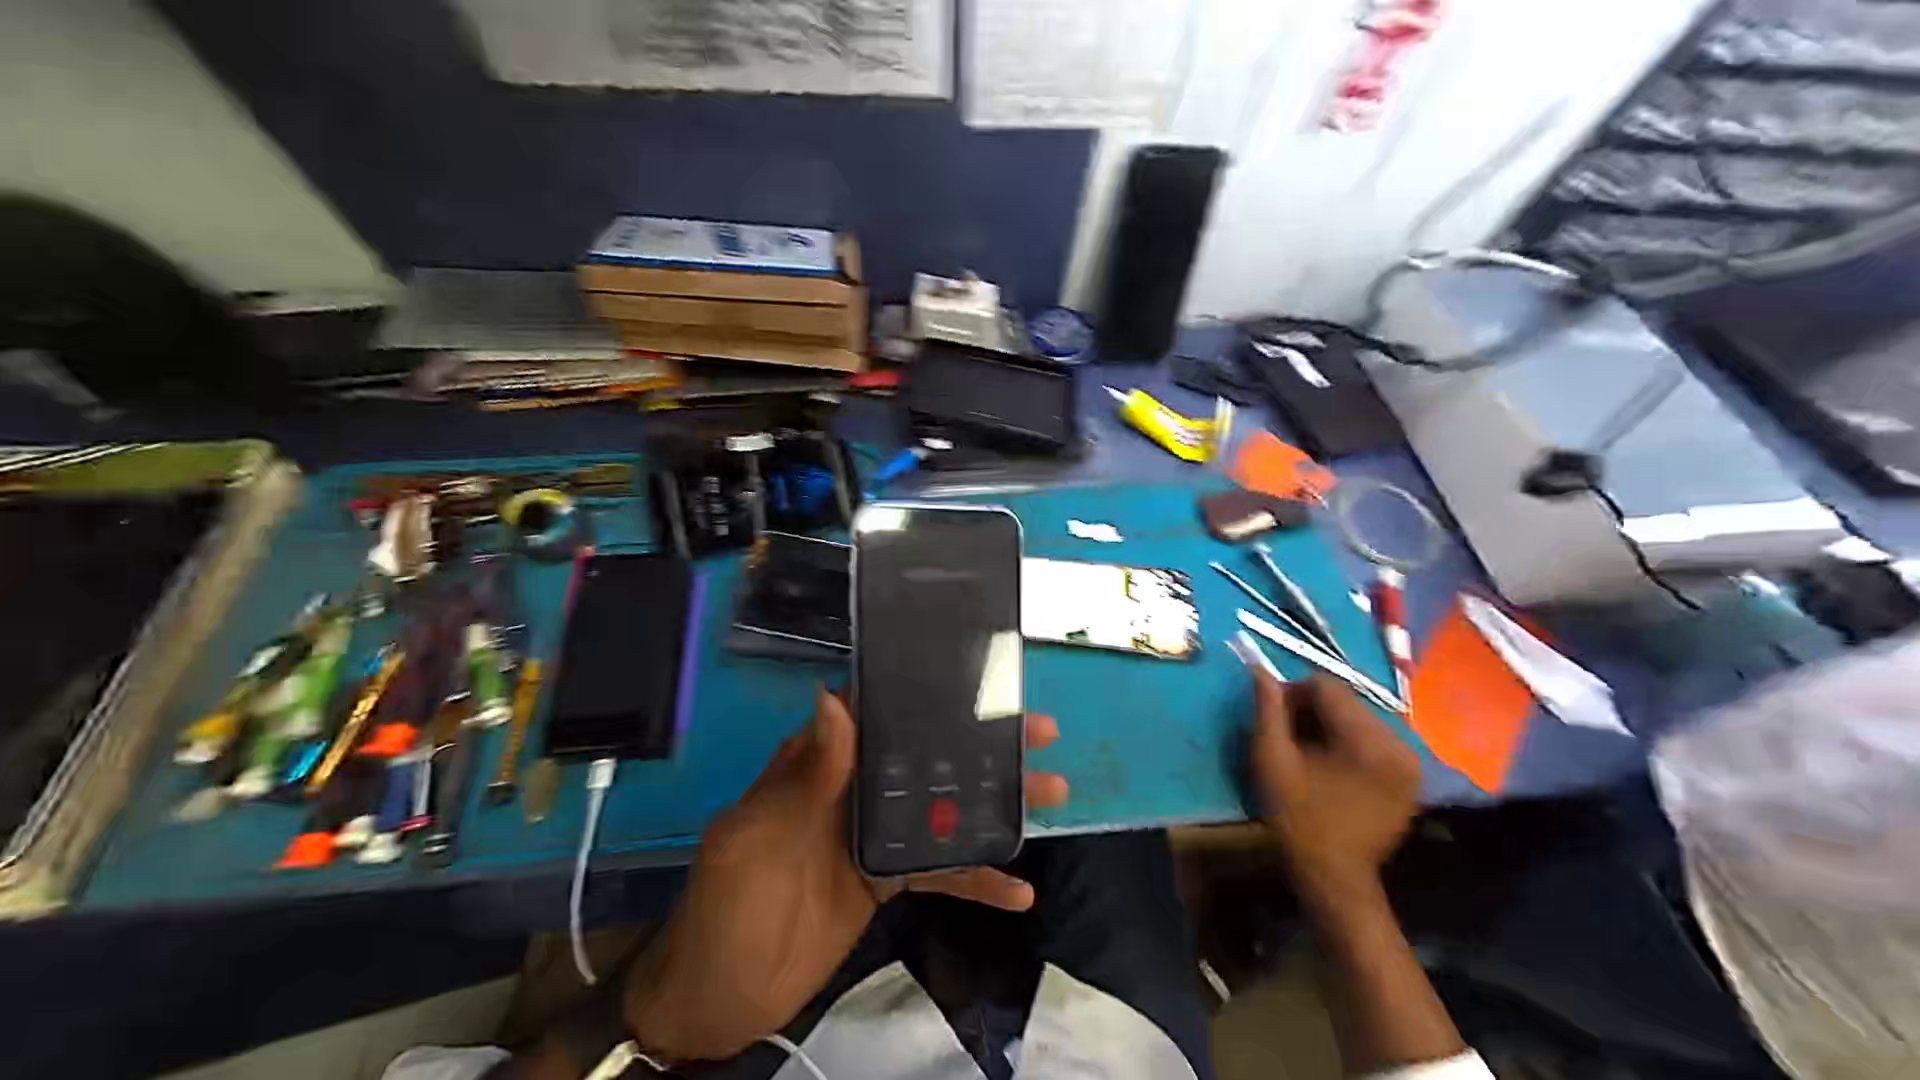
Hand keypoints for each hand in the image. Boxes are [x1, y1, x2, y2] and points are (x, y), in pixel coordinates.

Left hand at [625, 689, 1067, 1061]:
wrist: (719, 1000)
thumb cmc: (726, 908)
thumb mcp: (754, 838)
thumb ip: (801, 776)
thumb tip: (833, 699)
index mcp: (818, 766)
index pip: (877, 716)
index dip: (926, 696)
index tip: (980, 684)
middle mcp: (852, 790)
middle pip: (924, 757)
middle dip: (981, 743)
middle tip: (1039, 733)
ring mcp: (873, 835)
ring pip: (942, 808)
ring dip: (993, 803)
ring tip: (1050, 793)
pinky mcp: (886, 879)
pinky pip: (939, 869)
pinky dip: (976, 877)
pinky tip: (1018, 888)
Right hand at [1249, 672, 1419, 900]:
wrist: (1335, 875)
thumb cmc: (1297, 818)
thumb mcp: (1271, 761)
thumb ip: (1268, 711)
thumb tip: (1260, 671)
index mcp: (1368, 741)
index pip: (1327, 686)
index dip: (1293, 694)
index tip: (1275, 719)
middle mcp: (1399, 743)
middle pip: (1346, 700)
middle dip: (1313, 709)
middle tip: (1289, 736)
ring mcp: (1410, 761)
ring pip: (1360, 716)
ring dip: (1331, 724)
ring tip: (1310, 752)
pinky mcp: (1411, 774)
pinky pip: (1375, 737)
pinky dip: (1350, 740)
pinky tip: (1332, 765)